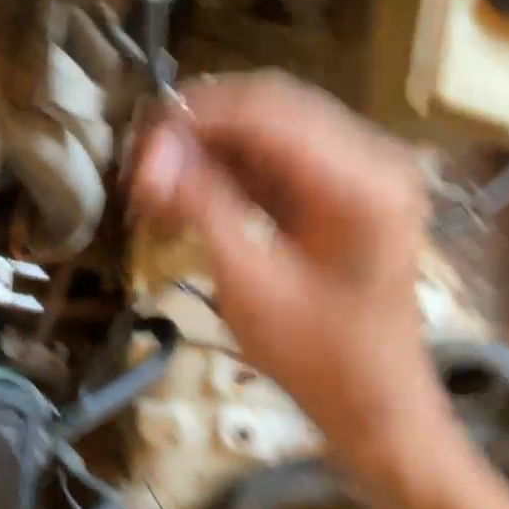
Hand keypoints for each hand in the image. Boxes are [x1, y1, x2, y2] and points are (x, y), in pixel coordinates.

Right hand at [129, 72, 456, 487]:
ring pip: (266, 128)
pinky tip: (186, 195)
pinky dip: (227, 169)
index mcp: (360, 178)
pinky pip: (275, 157)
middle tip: (138, 169)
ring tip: (154, 186)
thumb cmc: (315, 353)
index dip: (191, 122)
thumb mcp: (249, 281)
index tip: (135, 155)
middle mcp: (371, 156)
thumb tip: (152, 157)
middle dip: (194, 132)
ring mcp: (361, 170)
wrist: (373, 400)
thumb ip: (203, 207)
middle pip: (266, 108)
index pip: (263, 111)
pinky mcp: (344, 189)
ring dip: (206, 149)